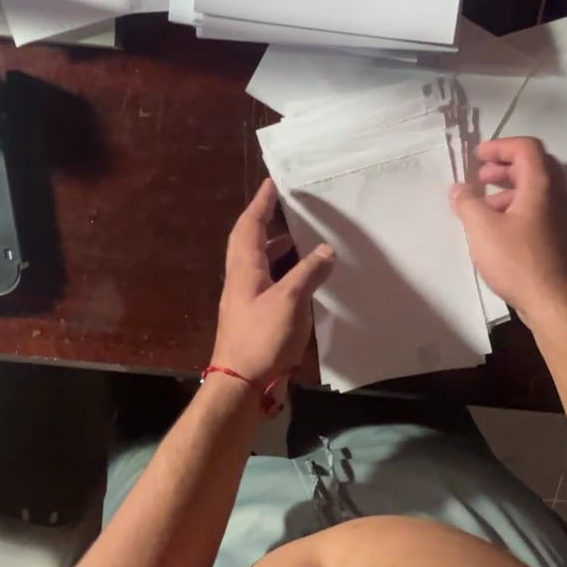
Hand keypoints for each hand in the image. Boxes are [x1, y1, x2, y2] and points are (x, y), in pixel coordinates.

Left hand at [211, 178, 335, 389]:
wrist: (240, 383)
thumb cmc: (261, 339)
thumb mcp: (289, 302)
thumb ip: (308, 273)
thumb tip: (326, 249)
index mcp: (244, 269)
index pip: (250, 225)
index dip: (261, 203)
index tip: (272, 183)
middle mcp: (242, 279)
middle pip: (251, 241)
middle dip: (268, 221)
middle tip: (288, 207)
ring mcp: (247, 300)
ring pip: (261, 264)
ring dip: (278, 248)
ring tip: (302, 238)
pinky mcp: (255, 317)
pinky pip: (270, 283)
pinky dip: (285, 274)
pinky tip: (304, 279)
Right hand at [450, 137, 566, 325]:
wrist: (554, 302)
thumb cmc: (517, 260)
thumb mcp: (482, 229)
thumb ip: (467, 203)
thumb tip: (458, 189)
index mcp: (540, 185)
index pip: (526, 148)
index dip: (500, 146)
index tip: (477, 157)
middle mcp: (556, 196)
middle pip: (533, 167)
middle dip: (503, 168)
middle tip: (479, 179)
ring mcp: (561, 219)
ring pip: (535, 192)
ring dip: (508, 192)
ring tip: (483, 209)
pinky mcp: (559, 239)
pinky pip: (537, 212)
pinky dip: (516, 211)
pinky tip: (498, 233)